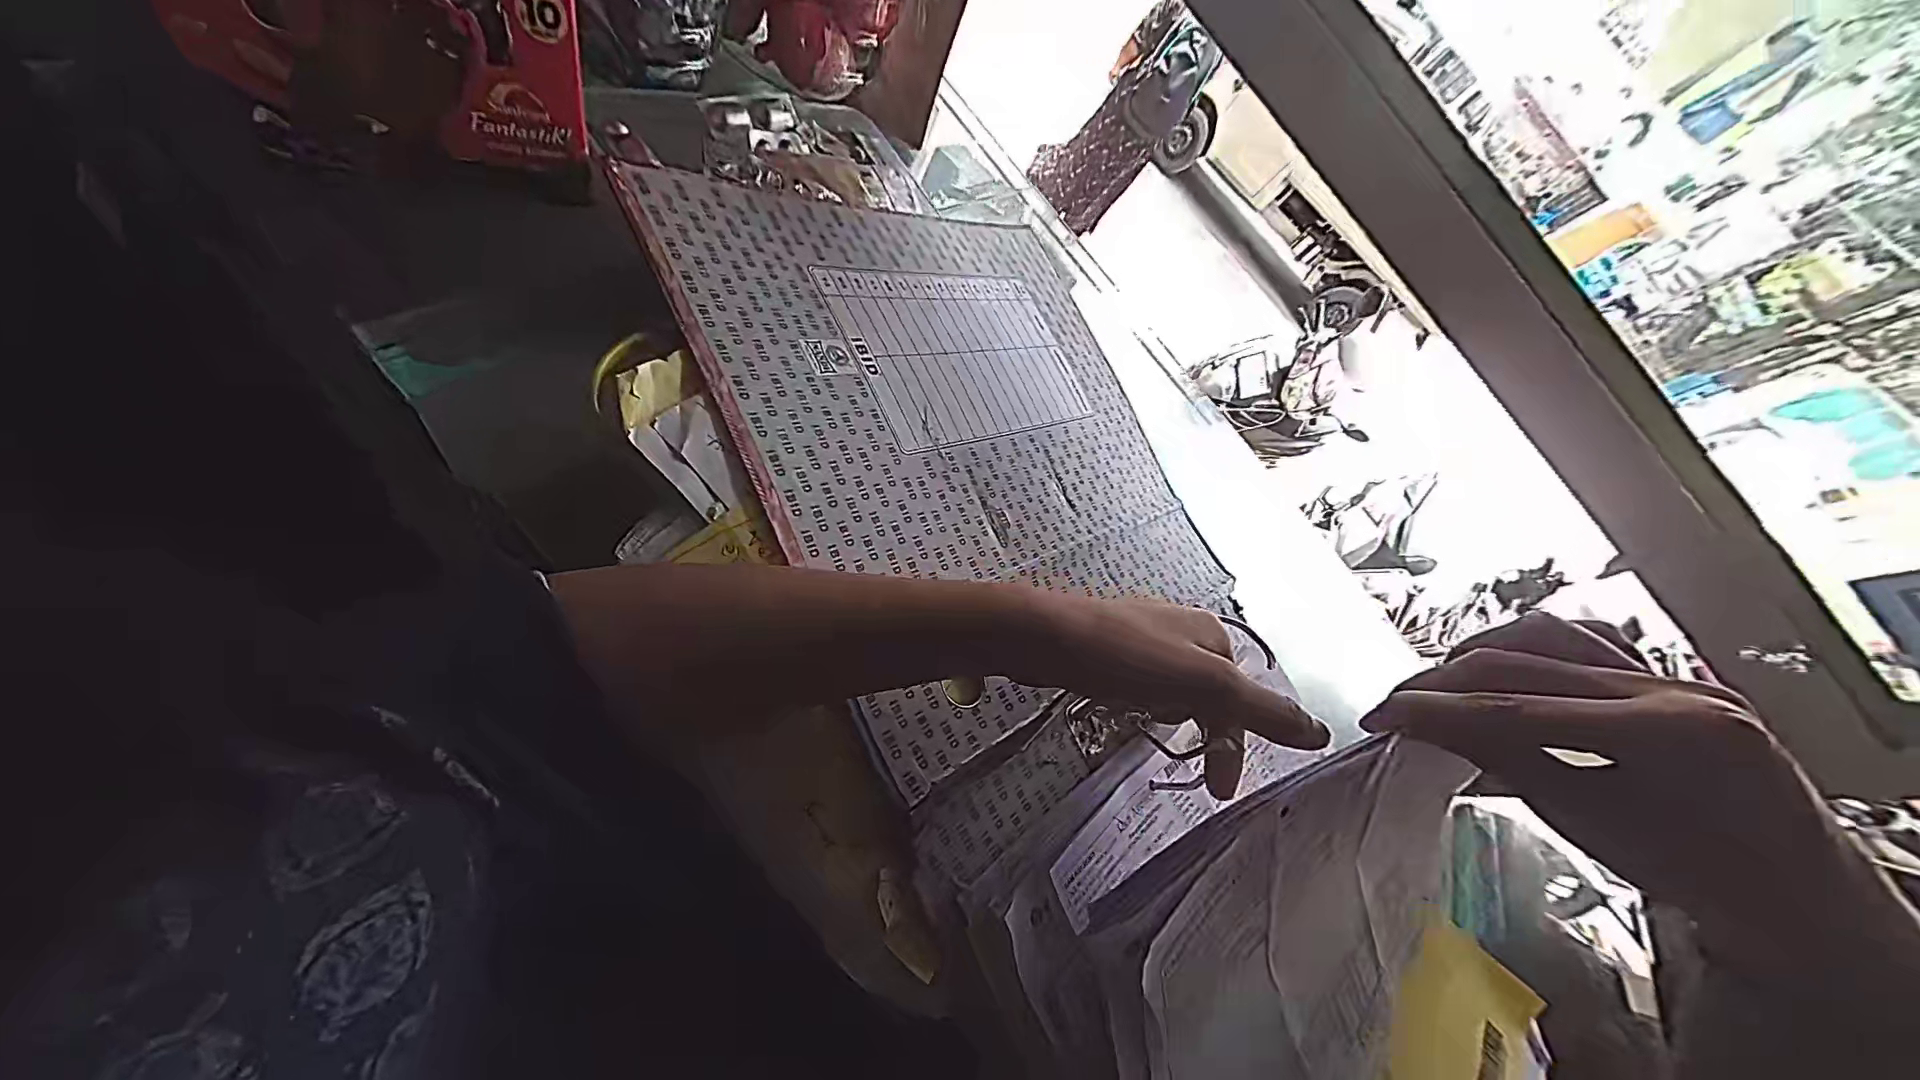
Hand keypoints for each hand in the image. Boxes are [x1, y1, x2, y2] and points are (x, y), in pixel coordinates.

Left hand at [1015, 595, 1328, 798]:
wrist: (1047, 636)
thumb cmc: (1126, 655)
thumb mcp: (1203, 682)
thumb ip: (1260, 708)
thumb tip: (1320, 733)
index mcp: (1212, 634)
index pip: (1241, 697)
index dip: (1233, 742)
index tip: (1218, 788)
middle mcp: (1181, 631)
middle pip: (1209, 695)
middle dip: (1198, 729)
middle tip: (1183, 763)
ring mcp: (1143, 638)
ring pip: (1172, 693)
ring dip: (1165, 716)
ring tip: (1140, 718)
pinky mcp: (1110, 650)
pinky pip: (1138, 686)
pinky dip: (1137, 703)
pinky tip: (1119, 706)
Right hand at [1362, 613, 1919, 986]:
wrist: (1800, 902)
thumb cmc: (1701, 879)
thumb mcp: (1590, 825)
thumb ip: (1504, 761)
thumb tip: (1425, 724)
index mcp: (1671, 734)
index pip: (1516, 707)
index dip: (1435, 709)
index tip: (1383, 716)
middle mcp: (1675, 688)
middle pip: (1521, 661)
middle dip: (1443, 681)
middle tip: (1395, 706)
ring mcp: (1674, 676)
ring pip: (1548, 633)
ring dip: (1481, 653)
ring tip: (1441, 682)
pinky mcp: (1667, 677)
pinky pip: (1583, 643)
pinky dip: (1526, 650)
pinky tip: (1499, 667)